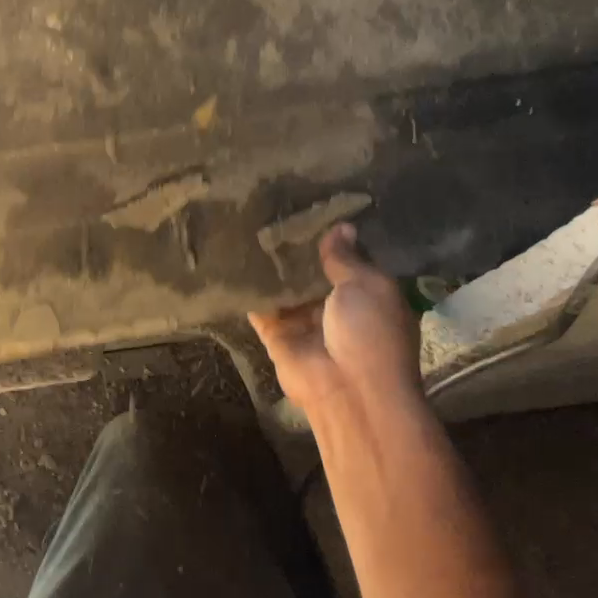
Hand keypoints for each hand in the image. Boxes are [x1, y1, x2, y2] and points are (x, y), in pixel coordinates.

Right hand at [248, 223, 421, 416]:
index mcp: (367, 295)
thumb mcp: (367, 286)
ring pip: (282, 285)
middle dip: (294, 248)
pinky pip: (258, 304)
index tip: (306, 207)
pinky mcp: (274, 332)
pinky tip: (228, 257)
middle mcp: (335, 306)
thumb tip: (341, 227)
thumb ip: (345, 258)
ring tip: (244, 224)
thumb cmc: (370, 333)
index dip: (329, 237)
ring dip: (268, 264)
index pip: (346, 259)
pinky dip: (245, 286)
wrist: (346, 389)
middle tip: (268, 209)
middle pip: (310, 271)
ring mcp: (303, 320)